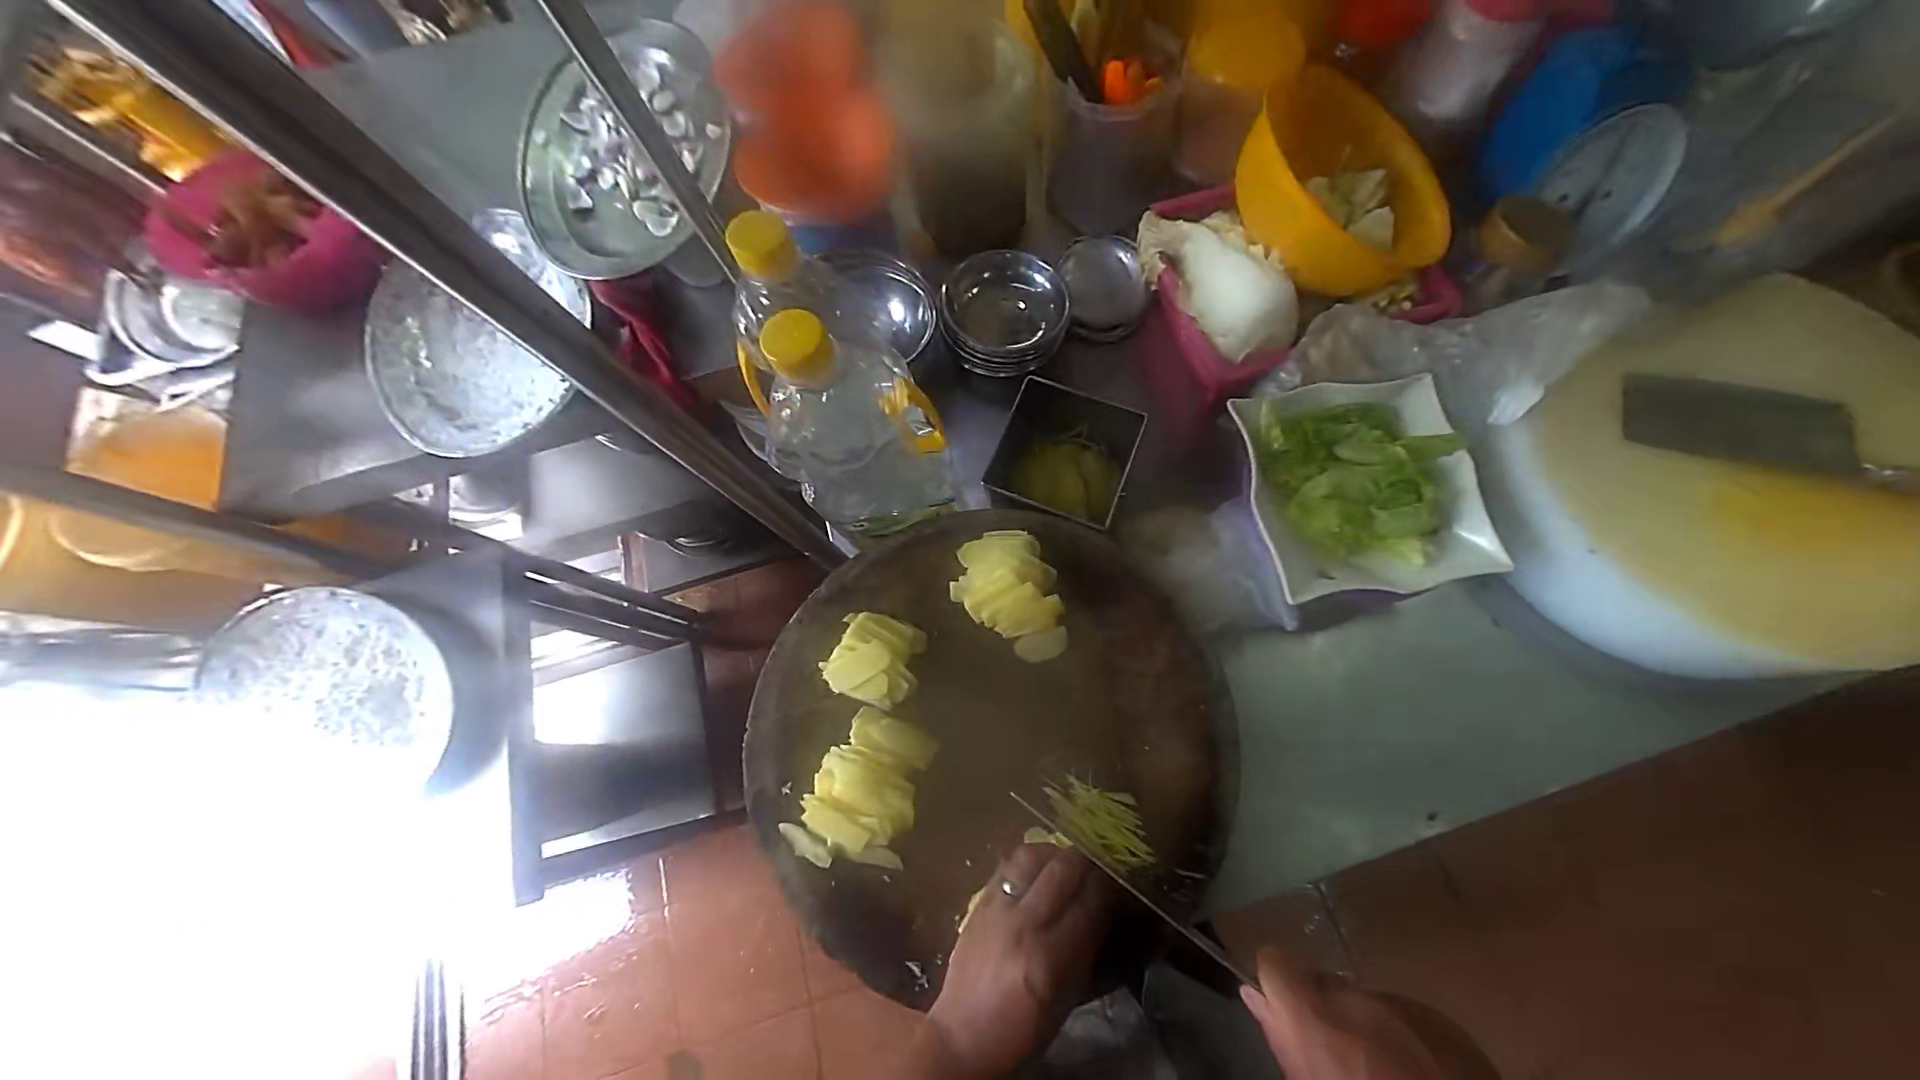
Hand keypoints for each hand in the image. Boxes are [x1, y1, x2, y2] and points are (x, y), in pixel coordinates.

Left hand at [921, 843, 1113, 1077]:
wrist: (962, 1033)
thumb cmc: (1021, 1029)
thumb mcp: (1064, 1001)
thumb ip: (1084, 954)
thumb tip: (1104, 914)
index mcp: (1049, 960)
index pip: (1089, 907)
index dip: (1108, 889)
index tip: (1118, 883)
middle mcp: (1024, 926)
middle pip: (1063, 872)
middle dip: (1086, 863)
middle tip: (1097, 865)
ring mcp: (998, 909)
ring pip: (1032, 857)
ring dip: (1055, 853)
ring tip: (1067, 859)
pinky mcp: (979, 902)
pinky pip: (1007, 865)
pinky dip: (1028, 858)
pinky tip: (1039, 864)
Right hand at [1240, 947, 1467, 1079]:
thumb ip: (1281, 1039)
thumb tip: (1255, 996)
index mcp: (1314, 1016)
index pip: (1274, 961)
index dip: (1277, 984)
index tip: (1286, 1010)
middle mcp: (1353, 997)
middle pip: (1324, 985)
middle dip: (1330, 1014)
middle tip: (1347, 1062)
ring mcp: (1401, 1006)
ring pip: (1368, 1003)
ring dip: (1370, 1028)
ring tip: (1390, 1075)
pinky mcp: (1443, 1021)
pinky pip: (1407, 1019)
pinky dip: (1407, 1040)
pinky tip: (1421, 1078)